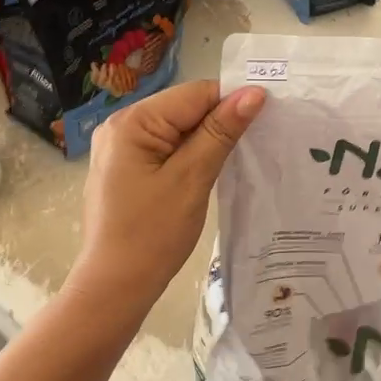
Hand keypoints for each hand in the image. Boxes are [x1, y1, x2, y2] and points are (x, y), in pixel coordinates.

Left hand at [73, 80, 265, 319]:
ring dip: (205, 142)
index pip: (194, 93)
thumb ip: (221, 133)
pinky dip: (188, 157)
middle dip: (218, 123)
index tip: (266, 120)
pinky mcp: (124, 169)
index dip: (231, 103)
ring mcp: (119, 148)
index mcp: (132, 122)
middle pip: (183, 108)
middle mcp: (120, 126)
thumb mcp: (191, 179)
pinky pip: (163, 149)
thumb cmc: (152, 234)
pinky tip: (205, 175)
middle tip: (253, 145)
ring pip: (176, 129)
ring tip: (233, 161)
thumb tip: (253, 93)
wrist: (115, 286)